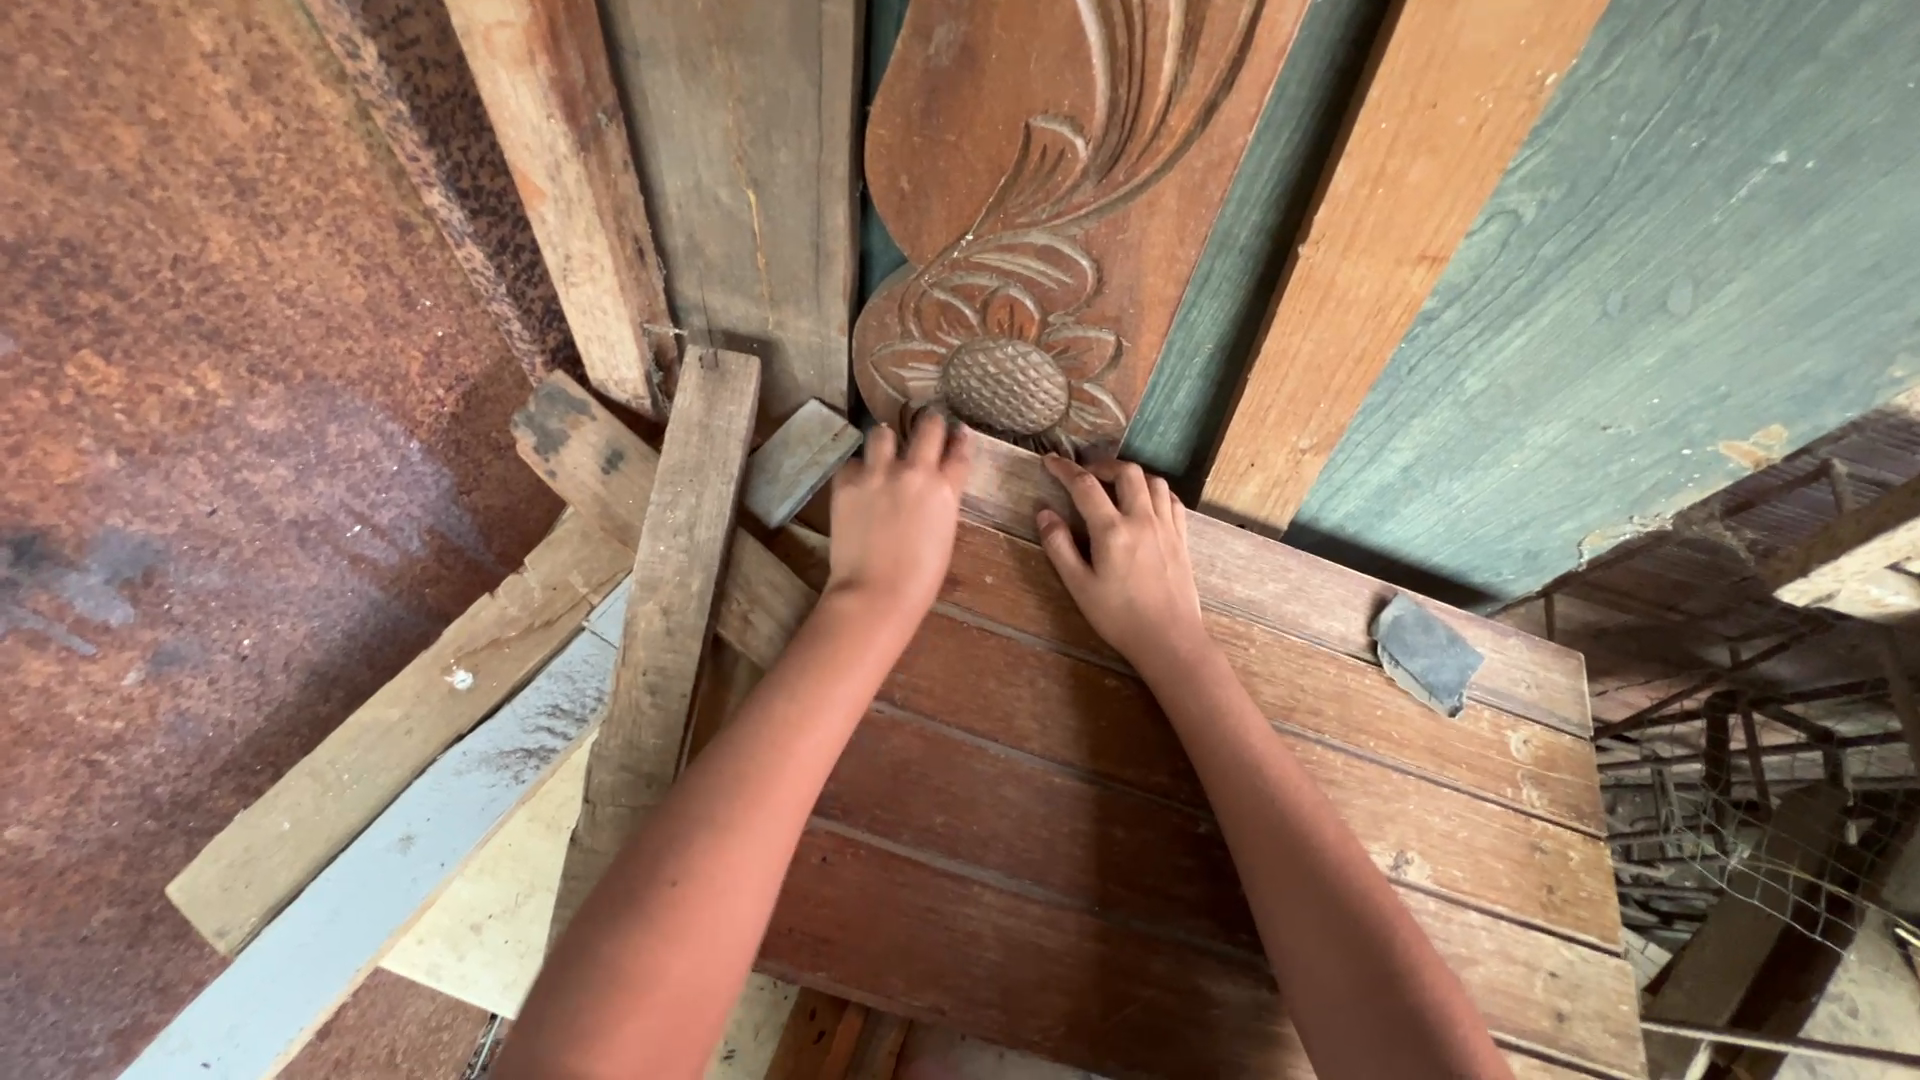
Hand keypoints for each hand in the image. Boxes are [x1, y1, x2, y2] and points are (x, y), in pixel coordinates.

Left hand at [825, 412, 971, 624]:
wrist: (876, 594)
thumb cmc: (920, 579)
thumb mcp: (944, 535)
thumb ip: (941, 504)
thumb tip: (933, 490)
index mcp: (946, 490)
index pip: (959, 450)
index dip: (960, 438)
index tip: (957, 431)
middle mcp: (915, 472)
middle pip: (927, 426)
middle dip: (929, 422)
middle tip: (925, 425)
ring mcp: (878, 474)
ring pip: (882, 433)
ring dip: (885, 440)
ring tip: (883, 451)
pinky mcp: (847, 483)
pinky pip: (852, 463)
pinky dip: (856, 471)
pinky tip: (857, 485)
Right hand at [1036, 456, 1208, 669]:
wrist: (1169, 639)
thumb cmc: (1118, 617)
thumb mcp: (1079, 586)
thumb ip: (1059, 546)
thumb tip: (1044, 513)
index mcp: (1112, 530)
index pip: (1084, 485)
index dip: (1064, 469)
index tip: (1050, 461)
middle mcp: (1141, 519)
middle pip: (1125, 471)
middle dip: (1101, 465)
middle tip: (1085, 474)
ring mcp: (1166, 526)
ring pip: (1152, 480)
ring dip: (1130, 475)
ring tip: (1114, 485)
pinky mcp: (1182, 537)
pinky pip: (1171, 499)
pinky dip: (1155, 491)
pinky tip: (1145, 502)